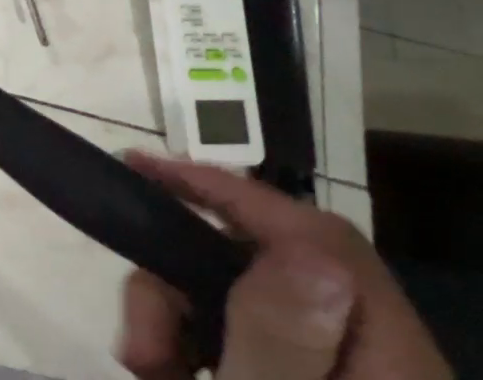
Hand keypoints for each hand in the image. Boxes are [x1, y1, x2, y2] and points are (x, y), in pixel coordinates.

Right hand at [118, 152, 449, 379]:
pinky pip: (232, 330)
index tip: (140, 167)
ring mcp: (332, 364)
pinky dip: (185, 339)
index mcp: (387, 354)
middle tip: (138, 333)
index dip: (225, 187)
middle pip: (257, 265)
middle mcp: (370, 350)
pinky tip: (163, 369)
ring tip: (145, 364)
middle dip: (175, 281)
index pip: (313, 233)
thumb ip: (279, 335)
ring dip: (169, 316)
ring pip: (230, 297)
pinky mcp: (299, 373)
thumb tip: (301, 251)